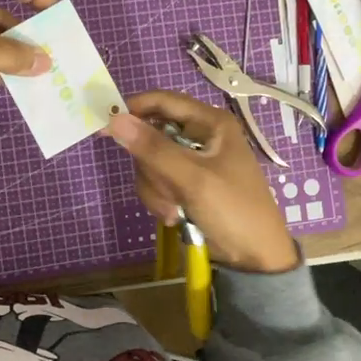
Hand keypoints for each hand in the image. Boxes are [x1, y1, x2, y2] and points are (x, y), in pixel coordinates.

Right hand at [103, 91, 300, 273]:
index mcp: (210, 122)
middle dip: (151, 167)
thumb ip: (153, 148)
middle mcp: (200, 135)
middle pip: (151, 135)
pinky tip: (174, 215)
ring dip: (155, 188)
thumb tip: (114, 119)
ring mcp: (192, 160)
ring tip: (173, 209)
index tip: (105, 128)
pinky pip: (156, 180)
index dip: (133, 110)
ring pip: (150, 162)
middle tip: (165, 189)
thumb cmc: (233, 210)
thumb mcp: (192, 179)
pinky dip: (160, 199)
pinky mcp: (186, 182)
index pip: (162, 101)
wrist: (255, 258)